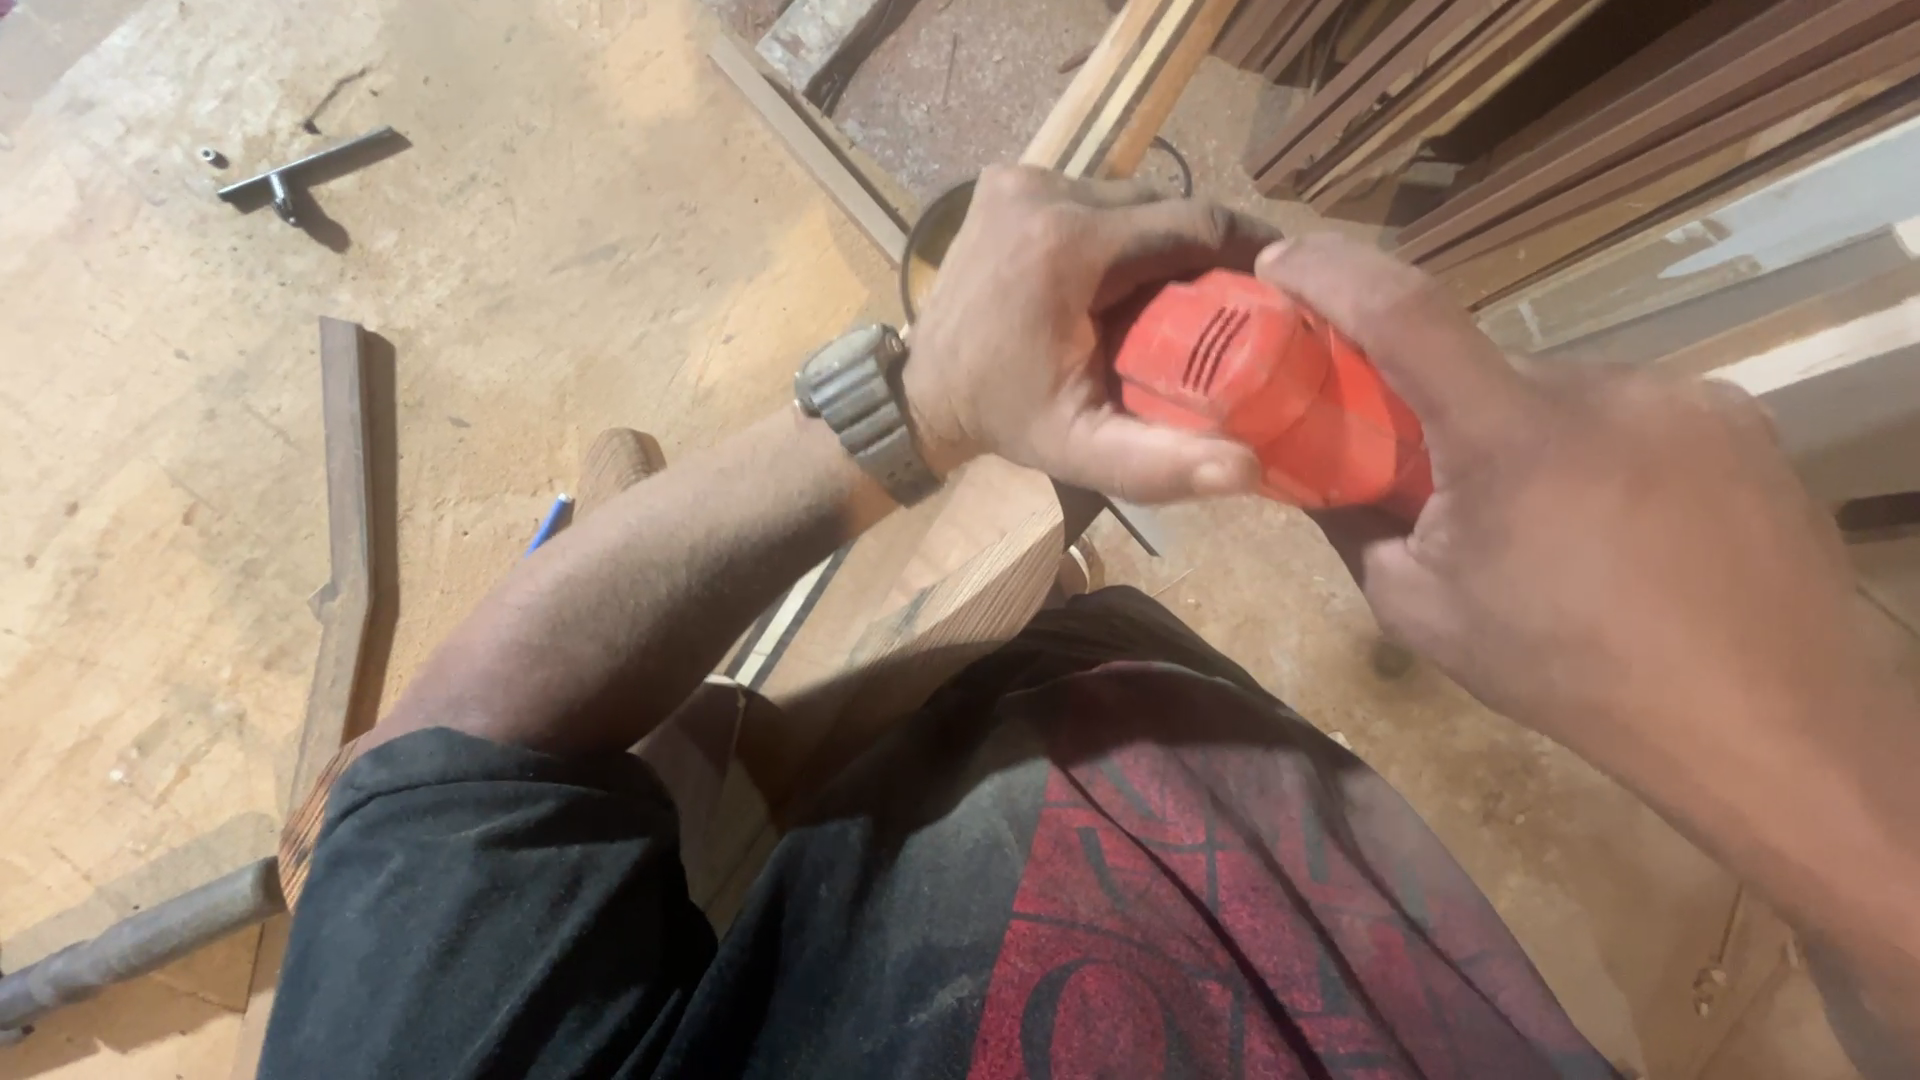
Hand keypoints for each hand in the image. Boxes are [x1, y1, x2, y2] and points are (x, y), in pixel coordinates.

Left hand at [903, 165, 1274, 503]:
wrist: (925, 392)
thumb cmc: (1005, 420)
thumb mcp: (1079, 450)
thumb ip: (1157, 464)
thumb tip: (1248, 470)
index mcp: (1068, 248)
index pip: (1192, 224)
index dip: (1246, 250)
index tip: (1276, 281)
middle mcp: (1044, 193)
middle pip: (1161, 207)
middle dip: (1196, 254)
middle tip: (1216, 304)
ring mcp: (1019, 178)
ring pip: (1127, 197)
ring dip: (1153, 241)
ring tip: (1162, 294)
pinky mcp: (1005, 180)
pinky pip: (1087, 196)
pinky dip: (1111, 230)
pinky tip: (1107, 274)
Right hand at [1254, 234, 1893, 754]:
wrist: (1763, 727)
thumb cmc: (1562, 669)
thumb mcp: (1416, 606)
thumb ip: (1354, 528)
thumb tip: (1322, 483)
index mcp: (1510, 435)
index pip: (1405, 314)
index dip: (1332, 273)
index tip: (1278, 260)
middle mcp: (1602, 388)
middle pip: (1476, 364)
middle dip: (1426, 403)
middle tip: (1413, 472)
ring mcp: (1682, 397)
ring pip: (1549, 392)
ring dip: (1508, 433)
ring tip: (1524, 519)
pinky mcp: (1736, 420)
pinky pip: (1620, 413)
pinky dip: (1578, 448)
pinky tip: (1600, 521)